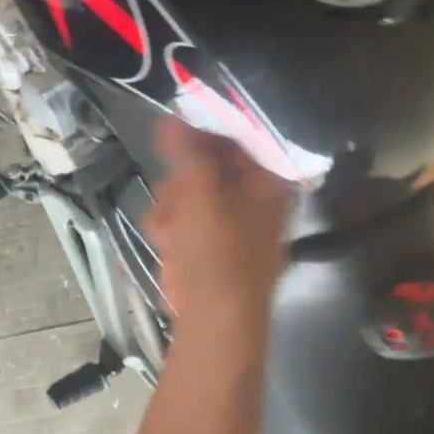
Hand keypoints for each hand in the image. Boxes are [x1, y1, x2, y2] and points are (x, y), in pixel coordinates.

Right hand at [143, 117, 291, 325]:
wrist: (215, 317)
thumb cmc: (218, 254)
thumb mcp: (201, 197)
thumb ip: (186, 154)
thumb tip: (170, 116)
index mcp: (267, 182)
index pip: (233, 140)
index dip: (198, 135)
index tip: (166, 136)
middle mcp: (252, 198)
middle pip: (202, 166)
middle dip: (178, 183)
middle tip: (173, 196)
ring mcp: (227, 222)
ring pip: (184, 192)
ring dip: (168, 207)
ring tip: (168, 229)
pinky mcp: (204, 242)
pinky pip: (178, 218)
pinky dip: (168, 227)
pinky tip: (167, 243)